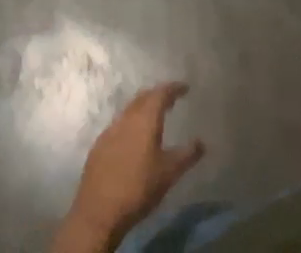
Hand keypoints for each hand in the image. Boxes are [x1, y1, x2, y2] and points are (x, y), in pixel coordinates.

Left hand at [63, 82, 205, 246]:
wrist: (99, 211)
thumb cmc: (139, 188)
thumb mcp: (169, 173)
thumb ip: (187, 155)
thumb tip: (201, 142)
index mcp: (144, 121)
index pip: (160, 94)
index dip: (173, 88)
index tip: (184, 87)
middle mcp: (125, 120)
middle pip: (142, 98)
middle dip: (157, 95)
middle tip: (170, 99)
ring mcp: (109, 132)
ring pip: (128, 111)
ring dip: (142, 108)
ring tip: (154, 116)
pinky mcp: (98, 146)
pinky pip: (118, 125)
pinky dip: (130, 123)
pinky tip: (133, 138)